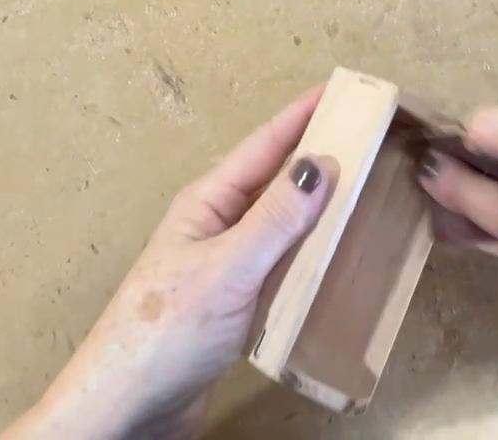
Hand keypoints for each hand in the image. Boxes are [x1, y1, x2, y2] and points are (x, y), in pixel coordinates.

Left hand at [7, 88, 336, 439]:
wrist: (129, 406)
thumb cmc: (167, 328)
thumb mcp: (225, 269)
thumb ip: (273, 220)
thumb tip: (321, 164)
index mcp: (209, 201)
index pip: (264, 146)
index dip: (301, 116)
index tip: (340, 91)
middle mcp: (221, 223)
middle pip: (277, 181)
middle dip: (318, 158)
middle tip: (368, 141)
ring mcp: (231, 262)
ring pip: (284, 224)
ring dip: (321, 208)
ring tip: (367, 192)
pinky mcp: (241, 300)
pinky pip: (285, 264)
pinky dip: (314, 254)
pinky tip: (341, 258)